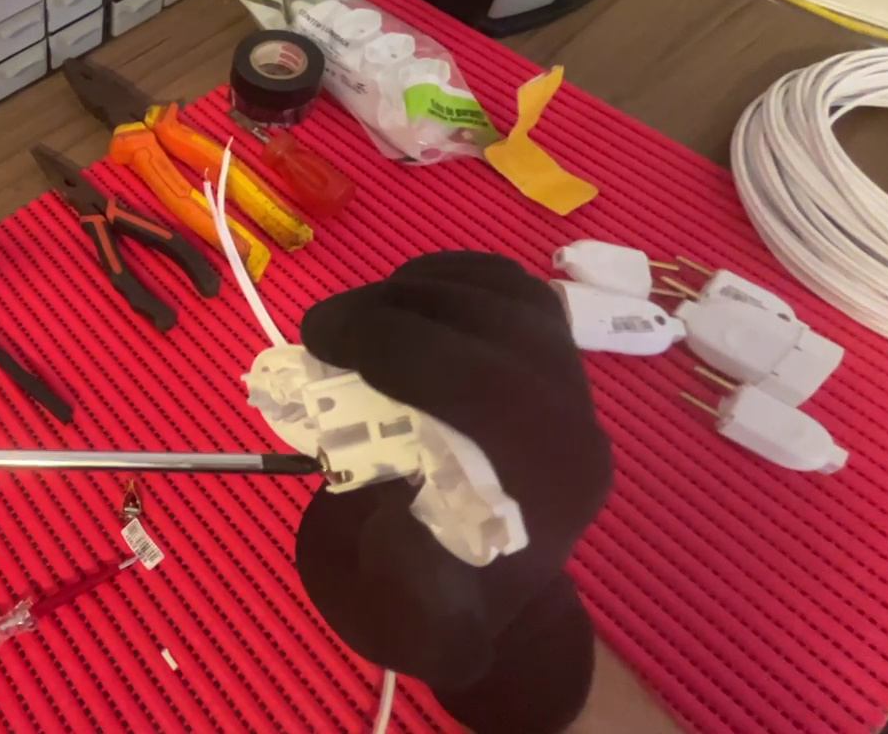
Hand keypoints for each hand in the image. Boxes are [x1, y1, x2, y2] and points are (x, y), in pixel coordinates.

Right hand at [293, 253, 611, 730]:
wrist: (476, 583)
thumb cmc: (430, 594)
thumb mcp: (407, 613)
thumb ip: (411, 573)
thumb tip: (400, 492)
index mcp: (541, 489)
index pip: (486, 386)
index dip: (394, 346)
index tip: (316, 343)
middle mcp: (570, 425)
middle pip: (496, 325)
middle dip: (390, 310)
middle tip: (318, 329)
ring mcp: (565, 380)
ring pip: (506, 294)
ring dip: (415, 288)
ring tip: (355, 318)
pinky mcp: (544, 352)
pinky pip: (506, 284)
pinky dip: (445, 275)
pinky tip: (397, 300)